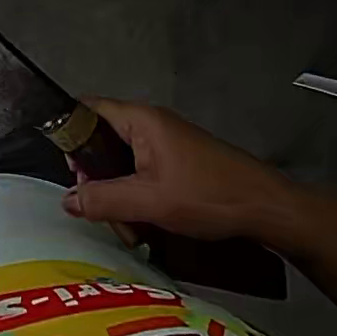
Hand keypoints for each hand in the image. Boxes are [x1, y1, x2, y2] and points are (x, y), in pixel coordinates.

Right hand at [61, 98, 301, 241]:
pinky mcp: (176, 163)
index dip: (70, 133)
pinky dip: (135, 198)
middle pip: (100, 141)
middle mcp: (150, 125)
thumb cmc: (210, 195)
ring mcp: (164, 144)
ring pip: (120, 164)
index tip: (71, 169)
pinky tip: (145, 225)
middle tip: (100, 207)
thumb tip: (68, 200)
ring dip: (116, 196)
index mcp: (140, 120)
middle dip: (95, 178)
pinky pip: (139, 174)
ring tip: (130, 226)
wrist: (268, 210)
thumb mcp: (149, 201)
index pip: (87, 109)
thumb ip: (103, 200)